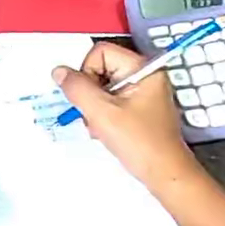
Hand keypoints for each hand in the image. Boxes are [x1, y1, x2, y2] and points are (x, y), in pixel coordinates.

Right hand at [54, 42, 203, 192]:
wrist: (164, 173)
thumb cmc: (142, 144)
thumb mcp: (102, 113)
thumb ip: (77, 89)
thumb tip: (60, 72)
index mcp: (142, 68)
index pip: (100, 52)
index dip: (87, 73)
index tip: (91, 98)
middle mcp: (144, 75)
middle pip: (100, 69)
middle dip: (90, 94)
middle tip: (96, 115)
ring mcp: (142, 92)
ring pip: (102, 88)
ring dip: (95, 108)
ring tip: (103, 127)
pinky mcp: (139, 108)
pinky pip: (111, 102)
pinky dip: (103, 116)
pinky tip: (107, 132)